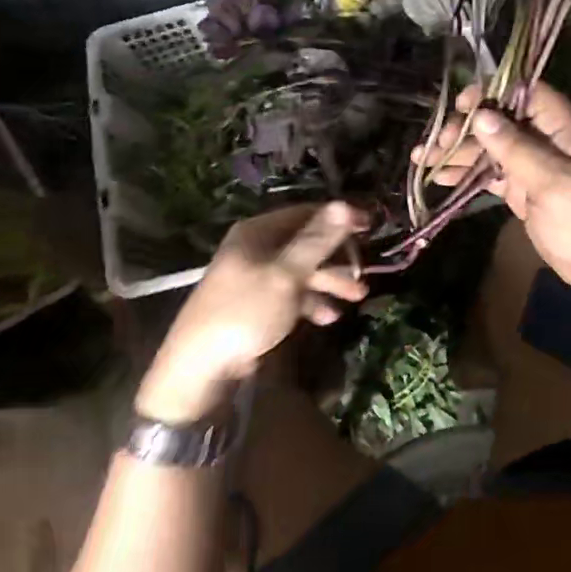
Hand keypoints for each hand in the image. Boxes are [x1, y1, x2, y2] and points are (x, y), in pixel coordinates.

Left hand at [136, 202, 369, 423]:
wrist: (201, 367)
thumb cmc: (245, 311)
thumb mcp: (285, 274)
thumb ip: (317, 241)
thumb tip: (344, 204)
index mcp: (257, 232)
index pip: (304, 213)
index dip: (337, 218)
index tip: (369, 227)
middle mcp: (255, 249)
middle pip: (305, 243)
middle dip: (337, 257)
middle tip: (364, 270)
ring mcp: (255, 278)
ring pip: (301, 271)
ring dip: (329, 282)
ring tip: (357, 297)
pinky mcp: (257, 305)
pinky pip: (291, 295)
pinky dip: (311, 303)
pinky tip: (328, 318)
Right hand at [414, 84, 570, 304]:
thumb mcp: (553, 182)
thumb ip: (515, 148)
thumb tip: (480, 115)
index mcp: (565, 129)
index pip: (526, 94)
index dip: (493, 93)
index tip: (460, 104)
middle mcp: (548, 141)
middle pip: (502, 122)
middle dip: (466, 128)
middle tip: (436, 143)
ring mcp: (536, 167)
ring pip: (492, 149)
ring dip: (460, 153)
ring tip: (422, 159)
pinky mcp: (526, 192)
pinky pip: (493, 176)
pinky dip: (469, 176)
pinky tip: (440, 178)